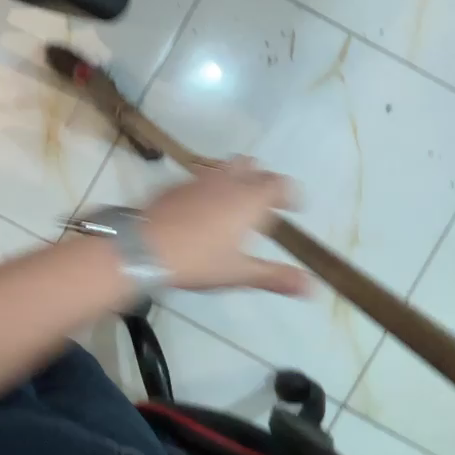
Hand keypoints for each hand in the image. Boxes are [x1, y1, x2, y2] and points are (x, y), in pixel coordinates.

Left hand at [141, 158, 310, 295]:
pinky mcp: (173, 185)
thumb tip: (312, 288)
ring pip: (222, 167)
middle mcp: (224, 182)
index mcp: (247, 200)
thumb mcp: (238, 273)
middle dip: (261, 178)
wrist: (142, 247)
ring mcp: (195, 180)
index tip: (293, 206)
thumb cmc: (197, 260)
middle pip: (250, 166)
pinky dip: (209, 184)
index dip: (289, 192)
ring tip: (235, 199)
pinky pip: (198, 176)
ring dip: (234, 177)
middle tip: (266, 199)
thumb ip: (274, 276)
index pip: (277, 183)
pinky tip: (203, 204)